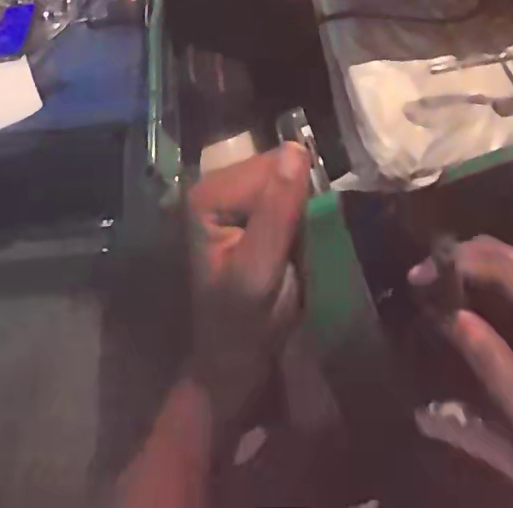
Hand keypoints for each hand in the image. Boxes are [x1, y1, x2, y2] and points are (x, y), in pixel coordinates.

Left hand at [186, 143, 310, 417]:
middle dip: (299, 205)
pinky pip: (291, 194)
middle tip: (294, 250)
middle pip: (280, 169)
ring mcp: (234, 194)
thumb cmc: (242, 325)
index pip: (273, 168)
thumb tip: (296, 151)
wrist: (234, 362)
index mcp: (209, 193)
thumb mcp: (259, 272)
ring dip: (303, 212)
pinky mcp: (251, 207)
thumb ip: (276, 213)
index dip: (295, 202)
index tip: (294, 244)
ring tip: (294, 249)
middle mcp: (217, 183)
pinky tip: (294, 244)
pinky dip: (302, 218)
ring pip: (290, 179)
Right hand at [410, 237, 512, 507]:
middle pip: (502, 255)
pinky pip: (509, 282)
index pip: (504, 269)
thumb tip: (448, 313)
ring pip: (502, 261)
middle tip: (418, 283)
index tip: (416, 280)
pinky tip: (454, 302)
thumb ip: (490, 362)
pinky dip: (477, 285)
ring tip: (429, 290)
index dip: (457, 266)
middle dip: (456, 262)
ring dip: (464, 270)